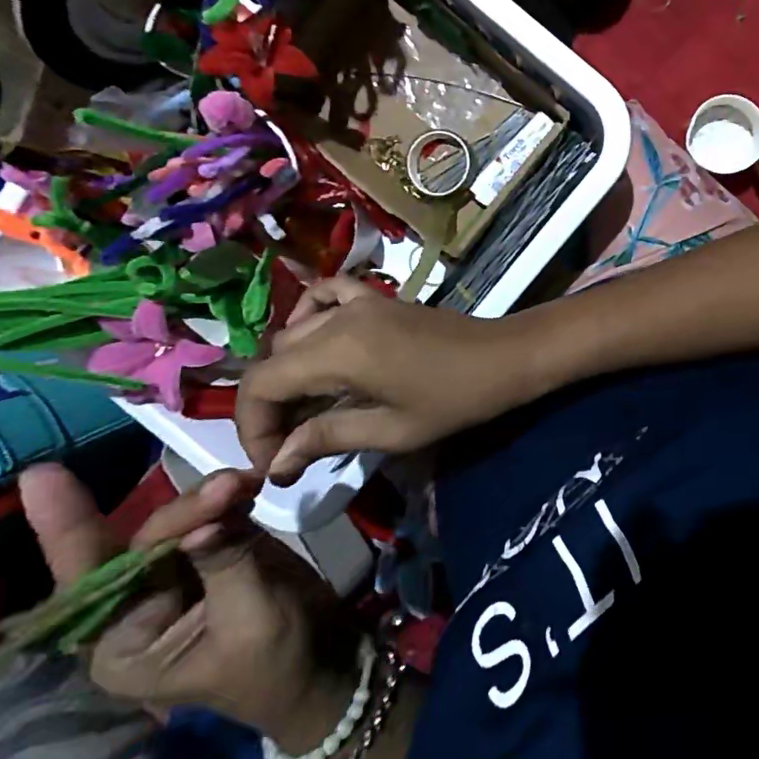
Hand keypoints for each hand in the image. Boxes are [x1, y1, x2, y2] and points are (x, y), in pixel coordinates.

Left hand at [18, 464, 346, 747]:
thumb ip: (226, 564)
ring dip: (209, 498)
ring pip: (178, 524)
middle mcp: (137, 608)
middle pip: (142, 542)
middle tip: (230, 485)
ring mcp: (177, 578)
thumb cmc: (278, 661)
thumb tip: (208, 519)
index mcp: (123, 643)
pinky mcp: (216, 555)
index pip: (93, 579)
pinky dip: (231, 497)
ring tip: (245, 482)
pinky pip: (212, 517)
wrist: (326, 664)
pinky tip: (251, 483)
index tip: (43, 476)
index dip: (66, 527)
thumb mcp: (251, 618)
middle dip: (182, 511)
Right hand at [237, 275, 531, 482]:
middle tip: (292, 447)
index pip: (261, 384)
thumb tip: (275, 462)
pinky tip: (317, 345)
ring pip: (294, 331)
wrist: (505, 357)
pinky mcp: (378, 298)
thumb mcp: (393, 430)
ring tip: (306, 409)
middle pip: (273, 359)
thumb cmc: (456, 399)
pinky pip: (328, 294)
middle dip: (270, 407)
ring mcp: (359, 301)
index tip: (274, 464)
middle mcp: (338, 319)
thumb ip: (328, 438)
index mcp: (337, 352)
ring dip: (287, 371)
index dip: (253, 428)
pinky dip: (310, 315)